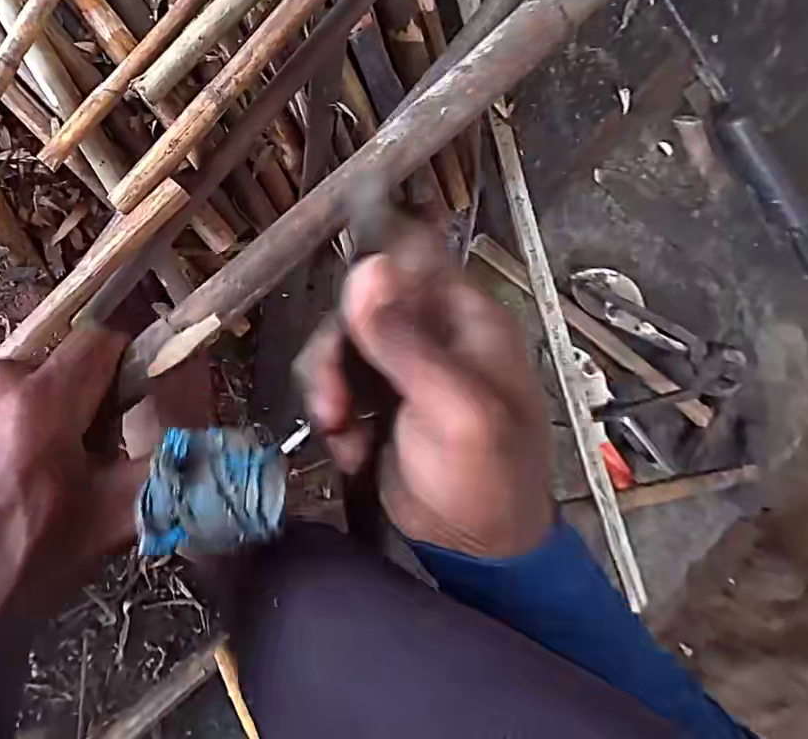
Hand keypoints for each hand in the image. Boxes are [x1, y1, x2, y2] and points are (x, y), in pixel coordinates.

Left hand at [0, 328, 146, 657]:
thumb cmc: (15, 571)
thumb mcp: (100, 526)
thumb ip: (160, 475)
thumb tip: (213, 452)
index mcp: (39, 400)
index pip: (100, 341)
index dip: (127, 365)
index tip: (134, 404)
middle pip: (66, 360)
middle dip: (90, 395)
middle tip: (93, 453)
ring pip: (34, 377)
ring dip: (55, 407)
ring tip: (48, 469)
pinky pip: (2, 393)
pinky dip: (21, 415)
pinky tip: (12, 468)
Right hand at [299, 250, 552, 557]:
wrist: (470, 550)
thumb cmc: (483, 479)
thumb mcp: (451, 409)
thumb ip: (404, 338)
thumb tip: (368, 265)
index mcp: (465, 318)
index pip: (410, 257)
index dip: (369, 264)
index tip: (338, 297)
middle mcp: (430, 328)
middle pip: (355, 304)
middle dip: (334, 353)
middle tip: (333, 402)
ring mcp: (398, 359)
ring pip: (333, 340)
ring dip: (325, 387)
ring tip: (339, 430)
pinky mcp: (371, 389)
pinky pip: (328, 374)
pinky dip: (329, 408)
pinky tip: (348, 443)